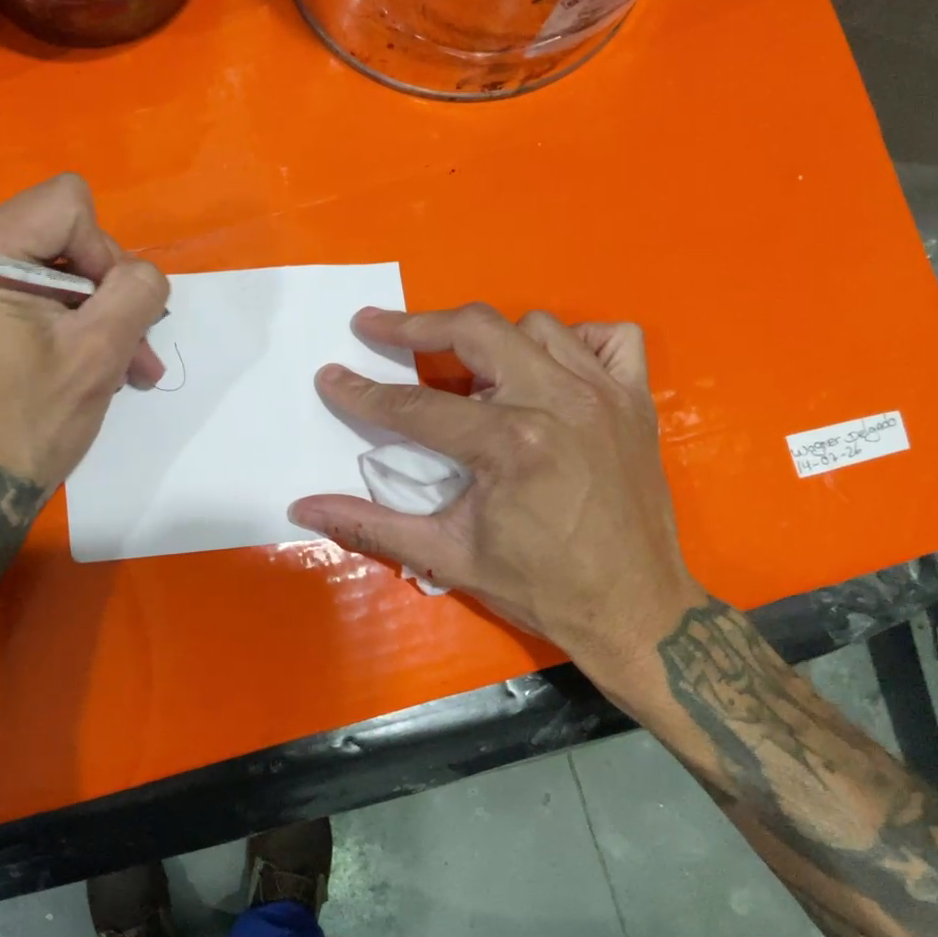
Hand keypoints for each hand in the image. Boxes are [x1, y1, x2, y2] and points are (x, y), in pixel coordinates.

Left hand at [0, 174, 169, 489]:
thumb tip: (143, 275)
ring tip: (128, 368)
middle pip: (66, 235)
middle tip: (137, 350)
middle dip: (109, 292)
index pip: (70, 206)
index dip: (107, 255)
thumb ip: (136, 291)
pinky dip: (76, 326)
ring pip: (61, 270)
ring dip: (102, 316)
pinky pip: (41, 297)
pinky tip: (96, 368)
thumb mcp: (99, 352)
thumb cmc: (35, 422)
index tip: (112, 316)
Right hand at [289, 305, 704, 675]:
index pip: (416, 405)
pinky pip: (611, 338)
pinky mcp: (635, 401)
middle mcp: (559, 401)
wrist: (634, 611)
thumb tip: (302, 507)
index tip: (331, 375)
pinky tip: (545, 369)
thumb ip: (369, 524)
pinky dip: (575, 340)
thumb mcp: (444, 556)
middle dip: (415, 325)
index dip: (363, 392)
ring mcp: (605, 395)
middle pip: (476, 330)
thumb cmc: (537, 587)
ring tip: (459, 367)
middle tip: (374, 327)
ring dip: (489, 339)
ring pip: (537, 326)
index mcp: (510, 443)